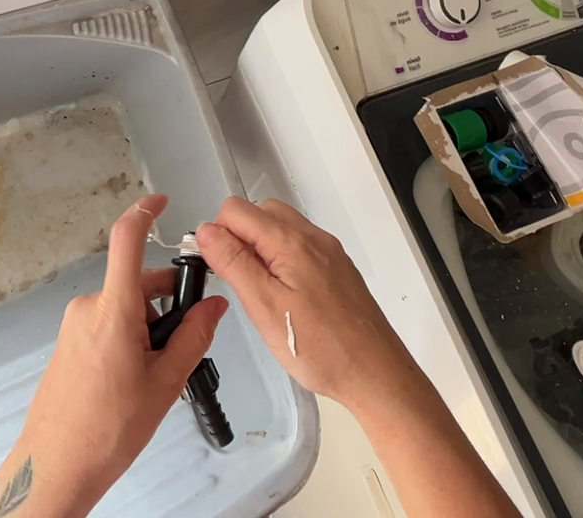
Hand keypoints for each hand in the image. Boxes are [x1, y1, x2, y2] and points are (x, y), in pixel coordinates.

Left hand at [0, 194, 227, 517]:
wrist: (53, 467)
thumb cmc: (108, 429)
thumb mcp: (165, 383)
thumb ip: (194, 336)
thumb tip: (216, 306)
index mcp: (114, 308)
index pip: (126, 239)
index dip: (145, 211)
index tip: (161, 201)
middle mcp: (90, 306)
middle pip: (137, 282)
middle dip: (166, 300)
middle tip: (186, 339)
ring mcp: (75, 324)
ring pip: (124, 305)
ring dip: (148, 324)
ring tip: (158, 374)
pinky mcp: (68, 341)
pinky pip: (107, 322)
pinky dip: (128, 335)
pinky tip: (135, 378)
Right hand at [196, 197, 420, 414]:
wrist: (375, 374)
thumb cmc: (320, 349)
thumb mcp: (264, 307)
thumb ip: (234, 263)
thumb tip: (207, 231)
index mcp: (291, 241)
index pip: (236, 209)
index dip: (218, 234)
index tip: (219, 267)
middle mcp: (312, 236)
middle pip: (259, 212)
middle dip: (239, 237)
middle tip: (241, 281)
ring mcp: (327, 250)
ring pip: (280, 227)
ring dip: (261, 247)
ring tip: (262, 291)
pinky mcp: (336, 266)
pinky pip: (299, 245)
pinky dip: (282, 258)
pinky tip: (286, 295)